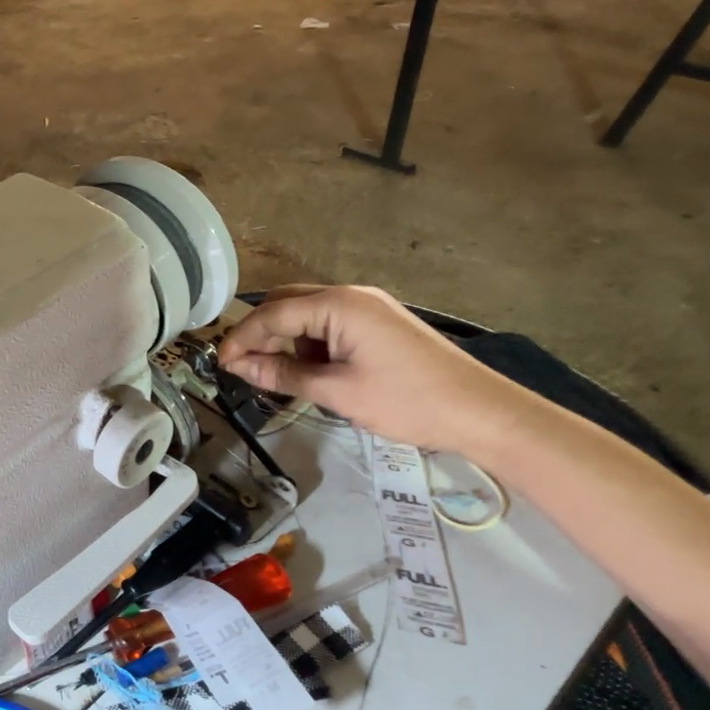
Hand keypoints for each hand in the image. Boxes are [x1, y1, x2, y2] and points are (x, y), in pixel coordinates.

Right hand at [217, 285, 538, 455]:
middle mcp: (351, 295)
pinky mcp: (382, 323)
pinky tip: (312, 370)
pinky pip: (331, 323)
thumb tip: (241, 368)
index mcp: (339, 304)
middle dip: (261, 333)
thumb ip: (284, 375)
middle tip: (244, 365)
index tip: (222, 363)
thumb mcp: (338, 392)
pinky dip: (312, 342)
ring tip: (277, 373)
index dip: (242, 338)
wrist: (488, 414)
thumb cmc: (410, 402)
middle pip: (287, 304)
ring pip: (308, 313)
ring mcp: (370, 307)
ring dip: (287, 339)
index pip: (272, 314)